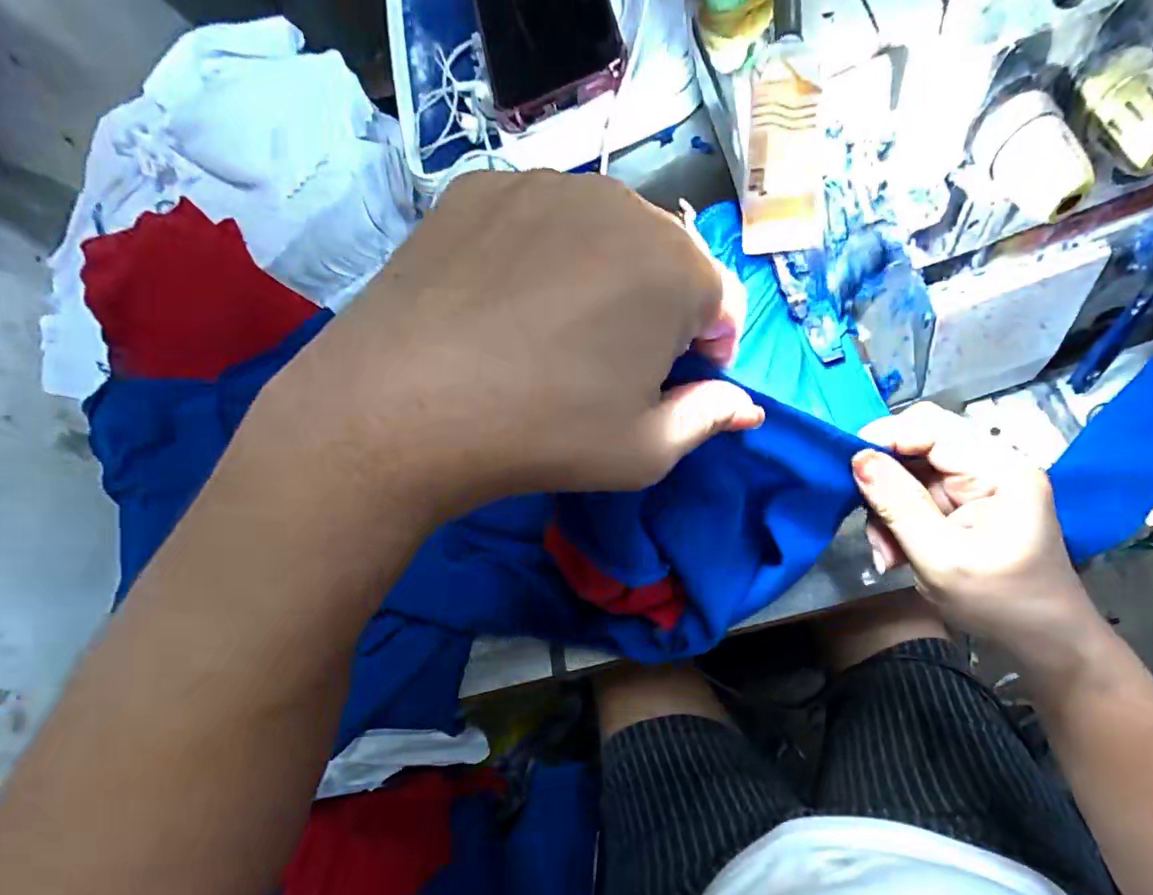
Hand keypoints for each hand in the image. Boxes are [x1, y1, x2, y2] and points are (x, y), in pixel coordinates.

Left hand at [249, 170, 760, 522]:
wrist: (403, 407)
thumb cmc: (546, 435)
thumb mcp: (646, 450)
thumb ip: (709, 418)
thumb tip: (749, 408)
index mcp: (676, 269)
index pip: (723, 302)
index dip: (709, 349)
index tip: (675, 383)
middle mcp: (621, 206)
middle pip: (669, 259)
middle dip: (662, 309)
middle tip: (617, 363)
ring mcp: (545, 185)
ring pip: (607, 232)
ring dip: (607, 277)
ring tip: (561, 333)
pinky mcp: (482, 187)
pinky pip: (542, 218)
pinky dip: (546, 255)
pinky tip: (510, 305)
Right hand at [852, 404, 1110, 668]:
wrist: (1042, 638)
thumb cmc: (999, 603)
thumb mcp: (941, 559)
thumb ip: (898, 506)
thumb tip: (859, 459)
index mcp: (1000, 470)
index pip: (934, 428)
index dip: (887, 437)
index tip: (847, 463)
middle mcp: (992, 465)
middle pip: (920, 447)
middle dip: (886, 484)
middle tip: (872, 526)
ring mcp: (980, 485)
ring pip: (913, 475)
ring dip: (890, 511)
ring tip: (887, 556)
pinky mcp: (968, 504)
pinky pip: (920, 498)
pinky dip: (901, 523)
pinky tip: (897, 555)